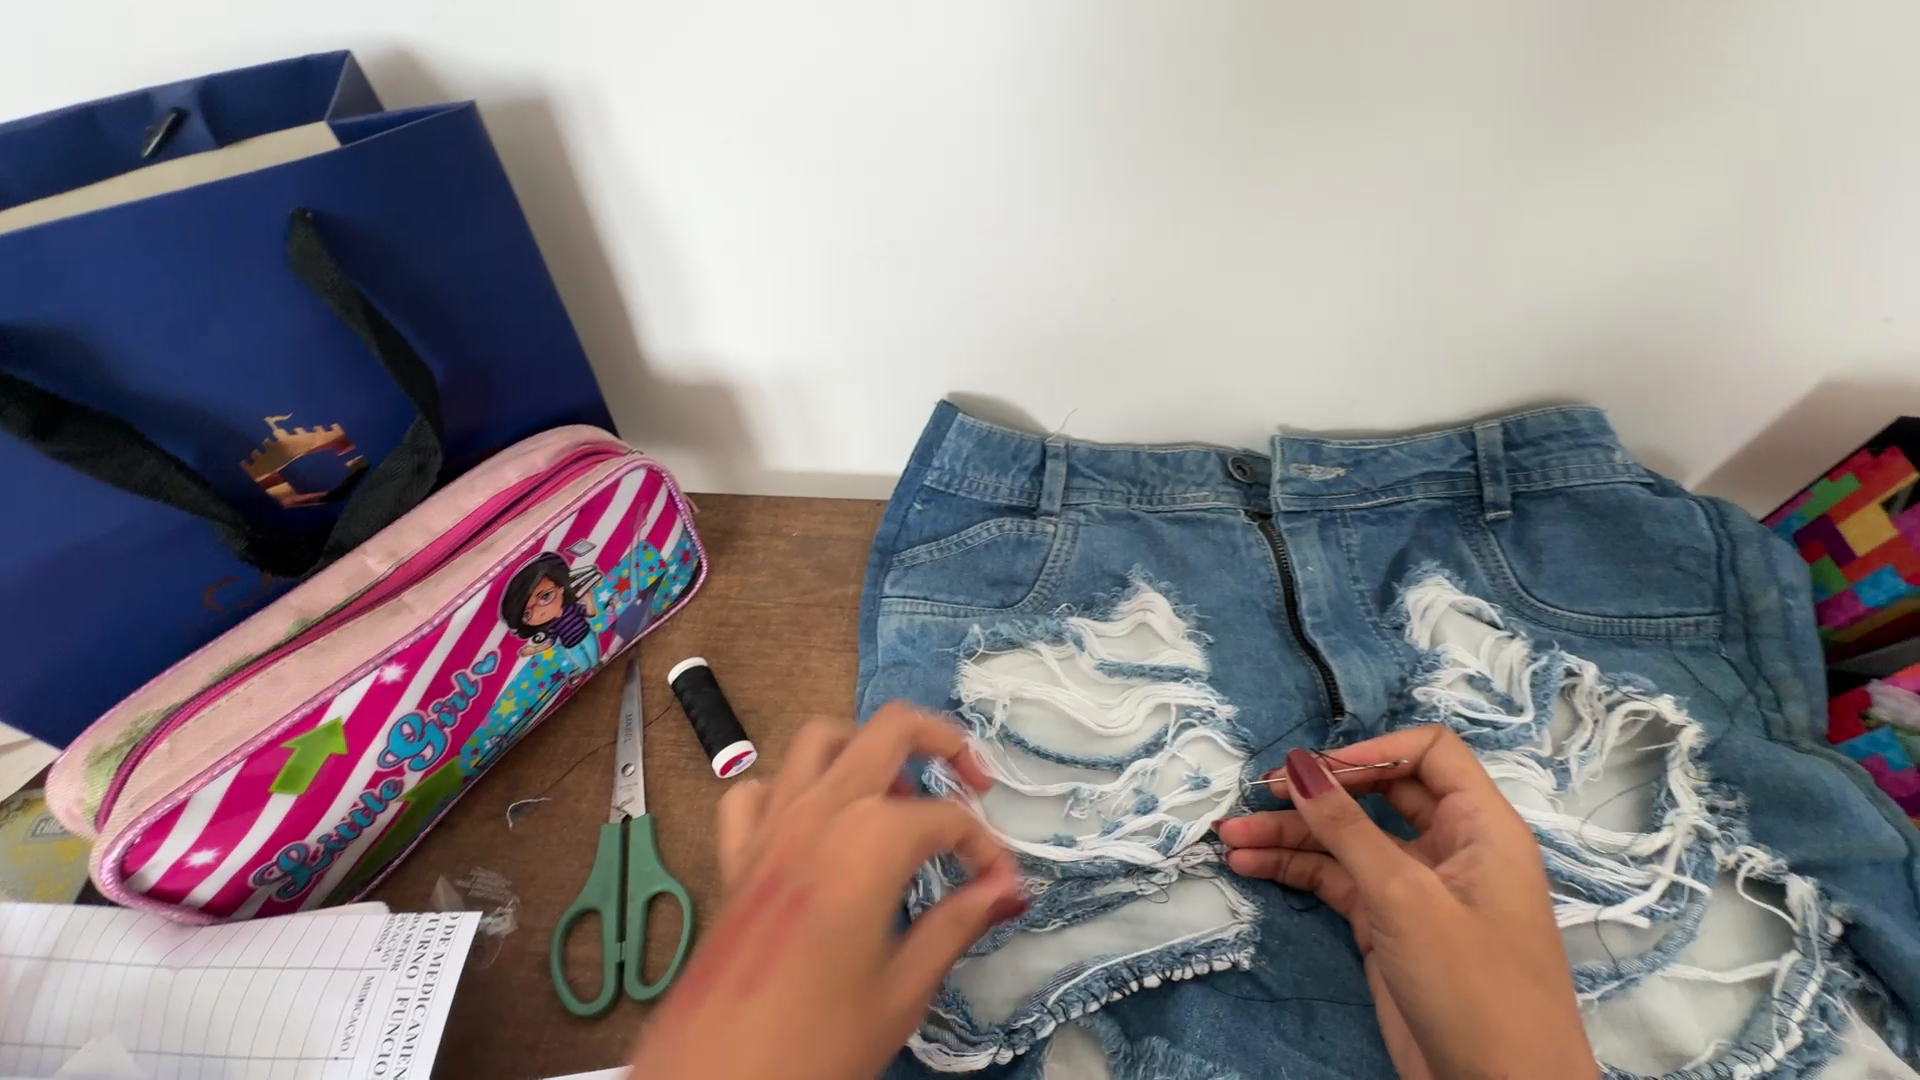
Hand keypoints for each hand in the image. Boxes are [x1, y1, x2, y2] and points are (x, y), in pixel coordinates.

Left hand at [629, 704, 1026, 1079]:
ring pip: (819, 740)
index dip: (986, 848)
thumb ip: (959, 921)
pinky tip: (811, 823)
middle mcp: (821, 809)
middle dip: (943, 741)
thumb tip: (1008, 888)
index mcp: (870, 839)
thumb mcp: (904, 989)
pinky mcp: (735, 852)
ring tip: (893, 792)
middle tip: (971, 781)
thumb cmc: (819, 1043)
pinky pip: (756, 791)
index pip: (948, 819)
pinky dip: (787, 789)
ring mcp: (771, 823)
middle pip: (890, 730)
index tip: (1001, 886)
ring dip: (864, 749)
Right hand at [1217, 726, 1597, 1079]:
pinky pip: (1334, 877)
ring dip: (1289, 834)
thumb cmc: (1473, 987)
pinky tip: (1249, 865)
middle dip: (1316, 792)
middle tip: (1258, 793)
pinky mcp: (1385, 921)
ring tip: (1230, 836)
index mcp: (1481, 827)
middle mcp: (1449, 847)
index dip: (1372, 752)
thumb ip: (1345, 825)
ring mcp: (1414, 886)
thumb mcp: (1404, 896)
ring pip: (1345, 838)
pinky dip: (1293, 868)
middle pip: (1375, 793)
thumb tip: (1296, 763)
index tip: (1317, 772)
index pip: (1429, 754)